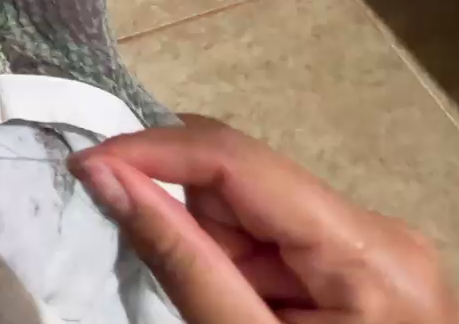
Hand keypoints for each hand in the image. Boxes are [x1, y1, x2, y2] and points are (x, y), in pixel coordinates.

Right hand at [70, 115, 458, 323]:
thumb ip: (178, 259)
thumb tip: (99, 170)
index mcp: (371, 250)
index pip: (233, 159)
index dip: (148, 151)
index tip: (81, 167)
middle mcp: (376, 230)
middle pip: (235, 177)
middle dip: (187, 214)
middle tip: (184, 281)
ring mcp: (369, 246)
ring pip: (240, 201)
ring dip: (207, 242)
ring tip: (229, 308)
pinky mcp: (355, 263)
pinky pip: (260, 231)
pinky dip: (230, 260)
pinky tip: (248, 306)